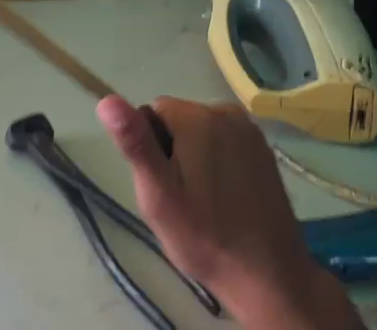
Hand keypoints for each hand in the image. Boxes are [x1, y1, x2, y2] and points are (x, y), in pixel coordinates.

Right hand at [97, 96, 361, 329]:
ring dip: (196, 156)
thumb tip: (107, 99)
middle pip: (178, 120)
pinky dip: (220, 162)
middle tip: (181, 197)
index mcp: (197, 118)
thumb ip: (135, 143)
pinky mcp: (265, 150)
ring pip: (201, 131)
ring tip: (204, 201)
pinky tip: (226, 198)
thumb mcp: (158, 195)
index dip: (152, 148)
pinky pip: (226, 143)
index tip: (164, 183)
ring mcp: (251, 131)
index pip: (153, 112)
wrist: (269, 277)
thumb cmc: (205, 237)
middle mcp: (227, 112)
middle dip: (173, 151)